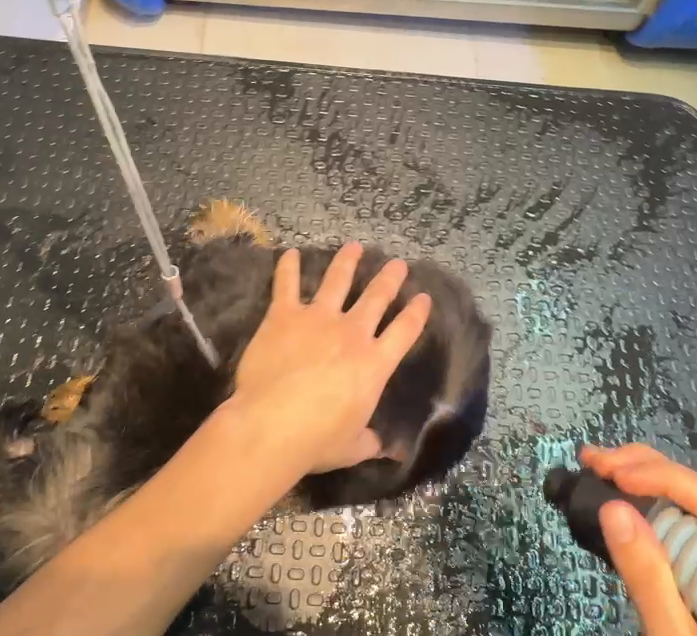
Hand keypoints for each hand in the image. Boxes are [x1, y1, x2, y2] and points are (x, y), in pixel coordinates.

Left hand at [226, 243, 431, 474]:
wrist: (272, 424)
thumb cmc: (317, 440)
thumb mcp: (353, 447)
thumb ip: (370, 442)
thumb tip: (387, 449)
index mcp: (374, 364)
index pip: (404, 332)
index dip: (417, 313)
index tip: (424, 297)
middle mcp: (352, 333)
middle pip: (376, 297)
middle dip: (389, 278)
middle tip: (398, 263)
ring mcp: (318, 318)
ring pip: (337, 281)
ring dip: (347, 262)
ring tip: (353, 247)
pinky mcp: (284, 315)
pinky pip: (286, 285)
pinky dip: (287, 267)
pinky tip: (289, 253)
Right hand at [583, 443, 696, 635]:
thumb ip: (650, 579)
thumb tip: (614, 508)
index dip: (660, 476)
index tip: (611, 473)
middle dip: (646, 468)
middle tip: (593, 460)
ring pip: (690, 506)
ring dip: (644, 479)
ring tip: (600, 467)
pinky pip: (682, 531)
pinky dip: (647, 507)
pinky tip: (620, 500)